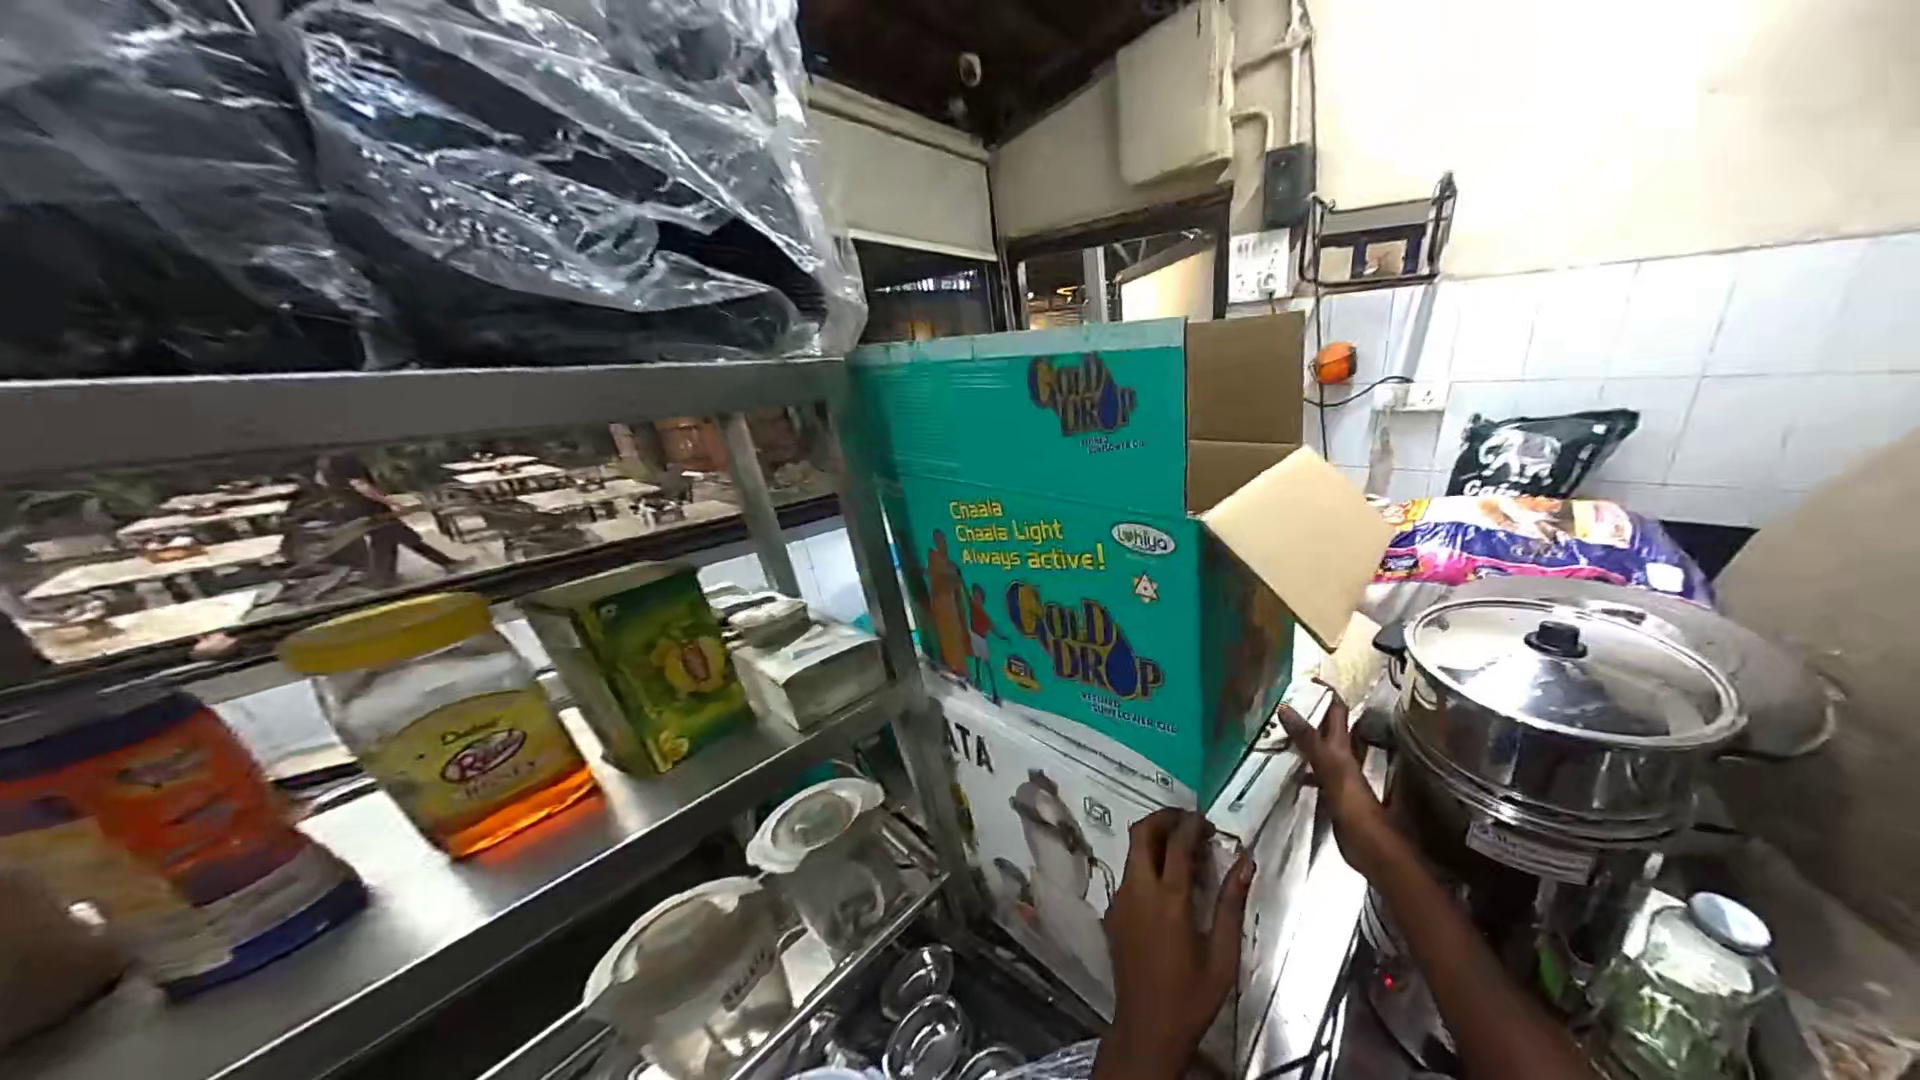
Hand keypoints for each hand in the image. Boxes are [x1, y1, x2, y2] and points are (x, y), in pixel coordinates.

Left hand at [1093, 808, 1252, 1079]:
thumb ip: (1231, 904)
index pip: (1176, 843)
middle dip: (1163, 818)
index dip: (1190, 824)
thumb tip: (1246, 863)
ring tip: (1182, 847)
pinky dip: (1145, 862)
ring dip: (1153, 838)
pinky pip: (1128, 873)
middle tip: (1188, 822)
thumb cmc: (1191, 996)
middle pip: (1141, 833)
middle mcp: (1138, 889)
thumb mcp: (1222, 955)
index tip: (1205, 819)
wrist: (1147, 1027)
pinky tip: (1166, 879)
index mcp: (1168, 899)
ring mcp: (1120, 898)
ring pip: (1131, 850)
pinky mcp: (1112, 910)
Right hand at [1275, 686, 1395, 879]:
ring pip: (1320, 749)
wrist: (1374, 852)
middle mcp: (1342, 758)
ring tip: (1278, 729)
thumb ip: (1310, 741)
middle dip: (1311, 712)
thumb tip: (1285, 707)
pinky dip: (1302, 768)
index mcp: (1343, 749)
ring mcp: (1338, 778)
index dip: (1326, 693)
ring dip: (1304, 738)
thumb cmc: (1356, 808)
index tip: (1306, 678)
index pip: (1337, 711)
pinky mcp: (1333, 796)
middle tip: (1284, 699)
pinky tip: (1291, 773)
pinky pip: (1314, 773)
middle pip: (1327, 728)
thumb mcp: (1331, 769)